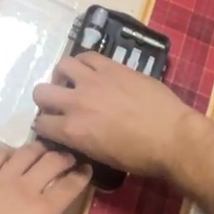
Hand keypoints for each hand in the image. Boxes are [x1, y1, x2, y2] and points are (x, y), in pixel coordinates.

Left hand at [0, 142, 89, 213]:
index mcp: (43, 212)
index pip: (70, 185)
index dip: (82, 175)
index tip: (86, 170)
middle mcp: (24, 188)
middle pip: (52, 160)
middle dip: (65, 157)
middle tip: (68, 159)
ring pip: (26, 152)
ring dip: (40, 150)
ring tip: (44, 153)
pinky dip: (11, 152)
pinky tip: (13, 157)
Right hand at [33, 52, 206, 177]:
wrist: (173, 137)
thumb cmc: (141, 157)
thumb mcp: (102, 157)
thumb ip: (81, 141)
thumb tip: (75, 134)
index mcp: (72, 131)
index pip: (40, 123)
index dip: (45, 126)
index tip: (52, 127)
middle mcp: (76, 102)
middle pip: (40, 92)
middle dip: (46, 100)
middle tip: (60, 104)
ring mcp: (93, 80)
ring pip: (62, 66)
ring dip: (63, 76)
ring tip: (74, 81)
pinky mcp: (111, 67)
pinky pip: (87, 56)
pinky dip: (84, 63)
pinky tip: (91, 70)